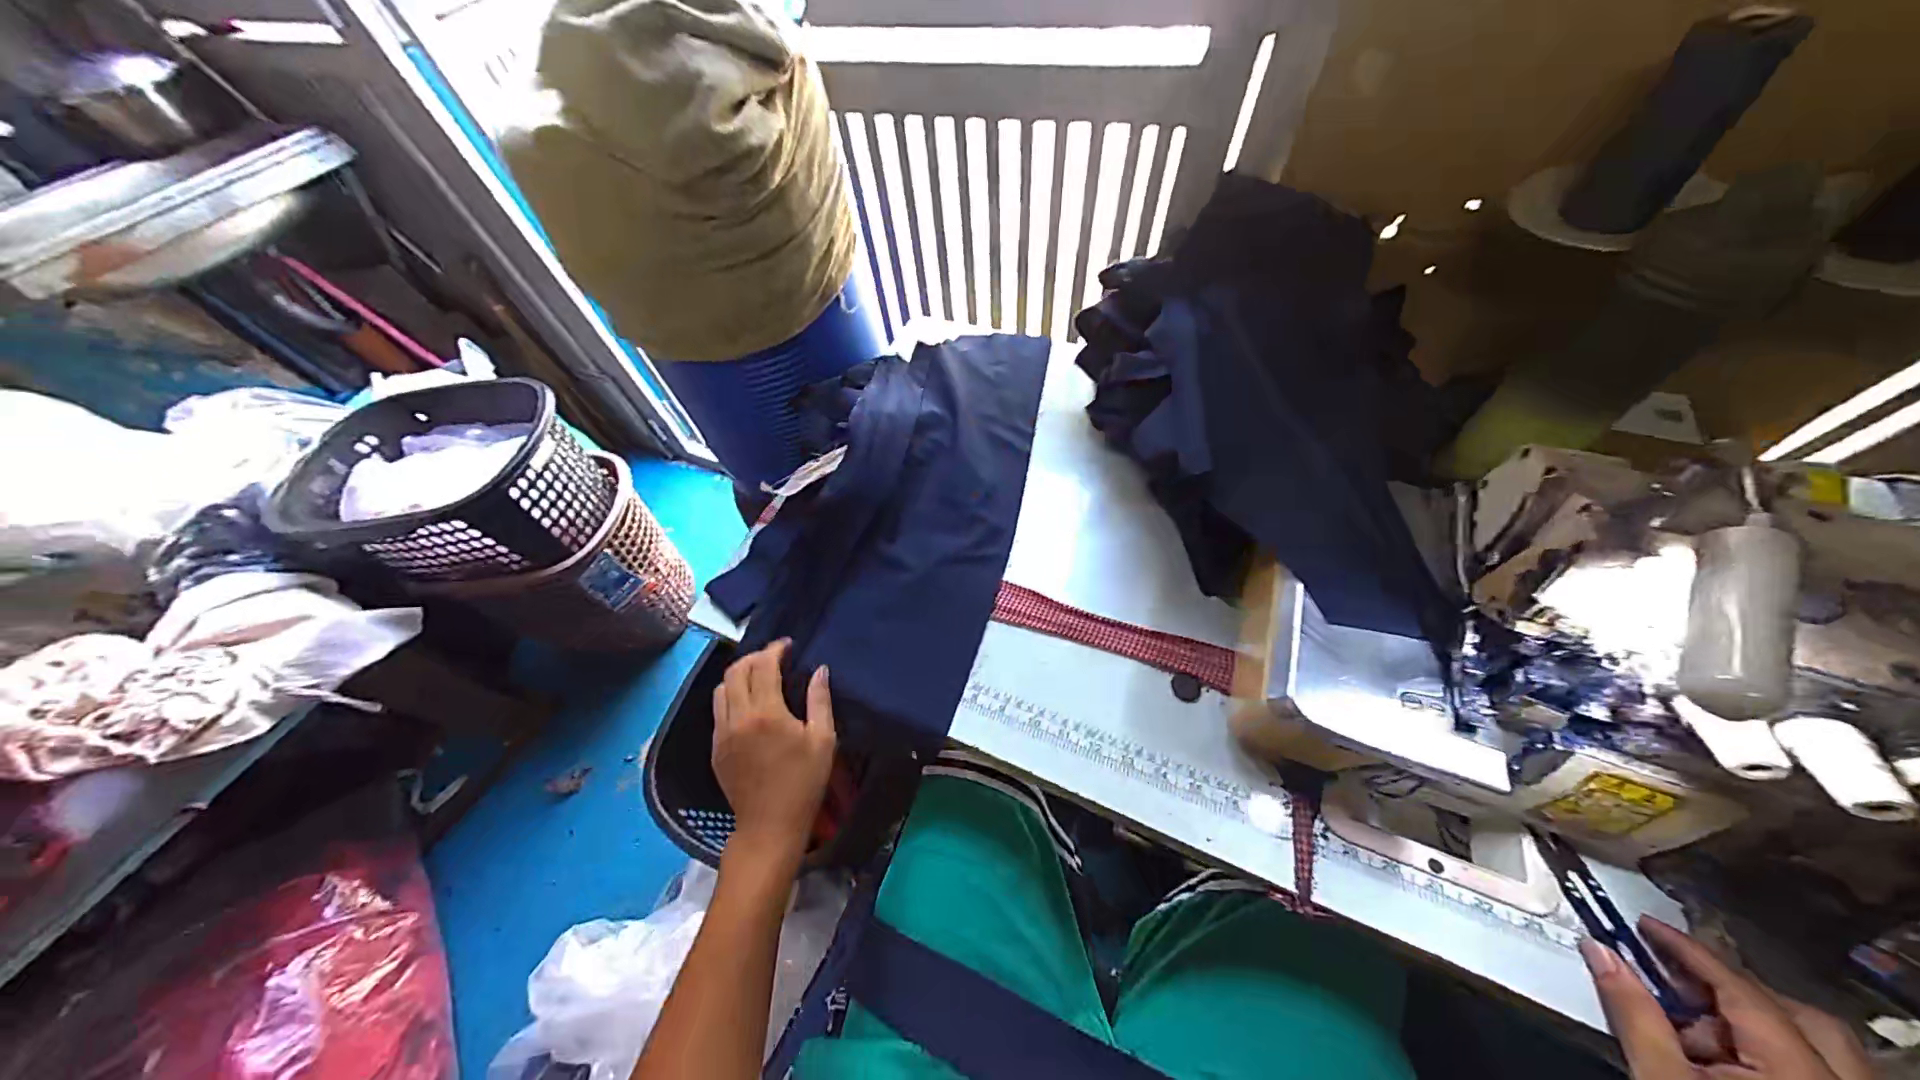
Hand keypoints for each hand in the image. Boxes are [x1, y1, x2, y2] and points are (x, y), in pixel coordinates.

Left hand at [711, 639, 835, 865]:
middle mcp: (738, 717)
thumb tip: (819, 670)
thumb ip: (820, 700)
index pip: (763, 665)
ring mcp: (721, 733)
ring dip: (739, 675)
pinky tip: (748, 705)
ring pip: (721, 689)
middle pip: (736, 671)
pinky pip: (718, 711)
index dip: (775, 650)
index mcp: (766, 713)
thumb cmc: (803, 783)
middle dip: (754, 657)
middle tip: (774, 658)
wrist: (769, 825)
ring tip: (759, 677)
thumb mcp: (823, 740)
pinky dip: (731, 697)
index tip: (788, 646)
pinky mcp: (715, 748)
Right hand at [1584, 916, 1872, 1079]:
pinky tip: (1726, 1069)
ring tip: (1694, 1038)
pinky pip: (1822, 1071)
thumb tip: (1600, 952)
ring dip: (1749, 1024)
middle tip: (1668, 985)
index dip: (1688, 950)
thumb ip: (1634, 1014)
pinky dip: (1770, 1054)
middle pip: (1795, 1012)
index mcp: (1801, 1074)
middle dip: (1726, 990)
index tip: (1645, 926)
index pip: (1739, 987)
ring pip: (1817, 1043)